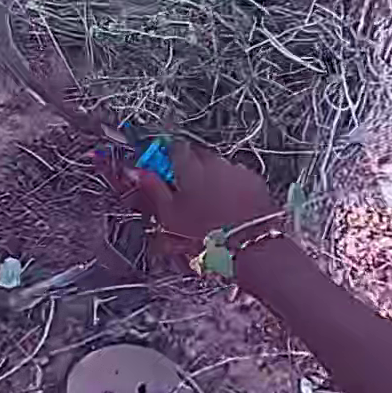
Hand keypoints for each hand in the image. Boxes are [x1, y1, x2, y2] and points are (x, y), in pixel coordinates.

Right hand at [120, 141, 278, 242]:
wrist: (250, 245)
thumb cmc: (207, 233)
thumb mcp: (169, 214)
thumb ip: (152, 188)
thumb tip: (136, 172)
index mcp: (190, 165)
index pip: (173, 148)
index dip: (165, 158)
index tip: (160, 171)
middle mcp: (215, 162)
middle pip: (196, 156)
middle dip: (188, 169)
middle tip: (181, 192)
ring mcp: (238, 171)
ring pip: (217, 167)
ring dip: (210, 179)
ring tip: (204, 205)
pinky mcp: (256, 183)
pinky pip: (237, 179)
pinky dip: (230, 188)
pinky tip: (225, 208)